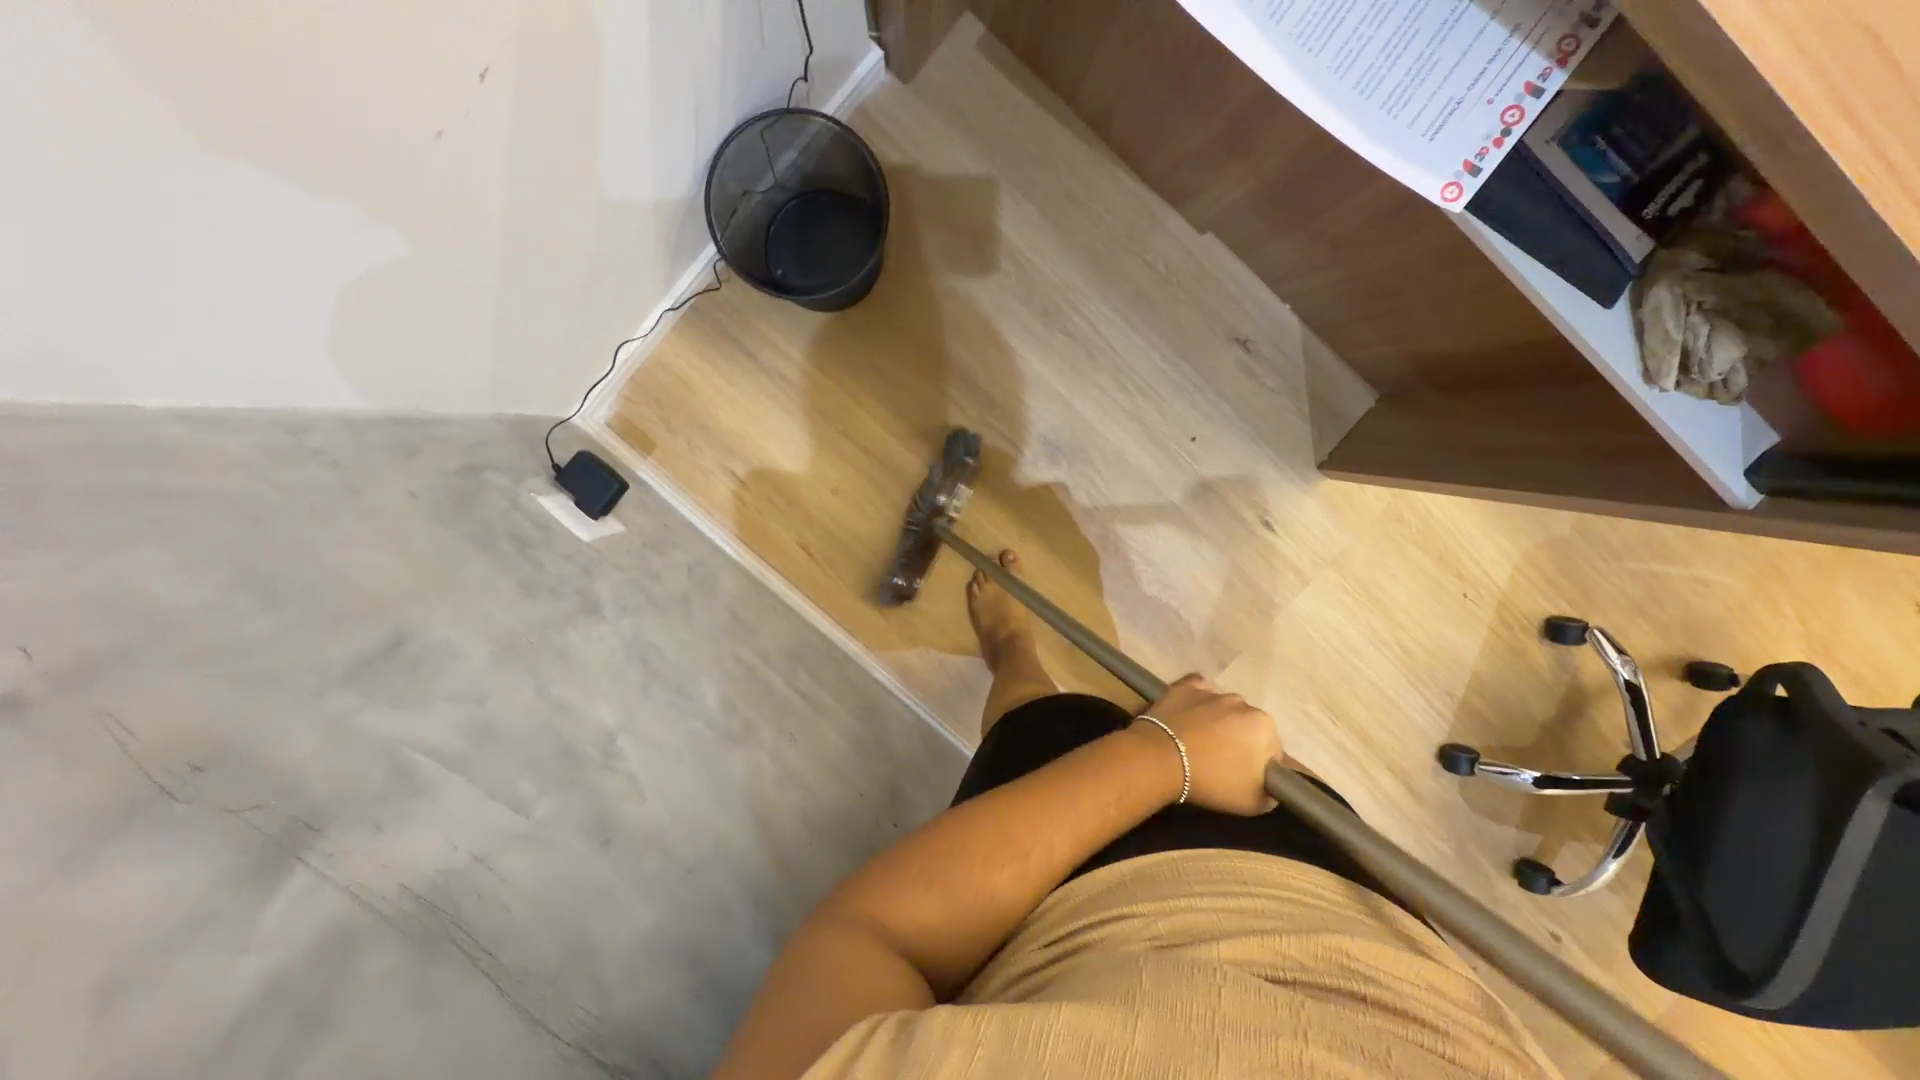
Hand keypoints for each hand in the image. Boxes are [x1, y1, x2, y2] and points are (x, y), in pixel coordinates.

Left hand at [1135, 675, 1281, 815]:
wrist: (1160, 759)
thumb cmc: (1211, 781)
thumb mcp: (1253, 803)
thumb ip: (1271, 794)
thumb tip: (1270, 785)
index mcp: (1264, 726)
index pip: (1272, 750)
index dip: (1259, 767)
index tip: (1242, 778)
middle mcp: (1242, 702)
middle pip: (1247, 726)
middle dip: (1239, 741)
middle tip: (1219, 761)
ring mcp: (1212, 692)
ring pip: (1223, 709)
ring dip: (1217, 722)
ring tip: (1198, 742)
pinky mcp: (1185, 686)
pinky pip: (1198, 691)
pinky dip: (1197, 702)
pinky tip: (1189, 715)